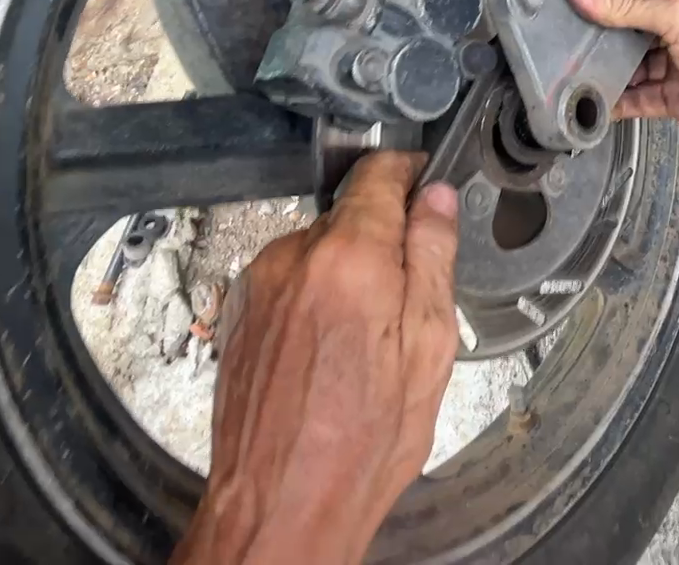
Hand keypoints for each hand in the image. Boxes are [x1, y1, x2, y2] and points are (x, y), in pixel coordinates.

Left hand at [173, 152, 458, 564]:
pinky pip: (293, 277)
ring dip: (350, 268)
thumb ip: (432, 256)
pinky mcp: (240, 310)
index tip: (427, 184)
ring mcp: (260, 283)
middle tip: (408, 294)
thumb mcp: (429, 344)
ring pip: (323, 247)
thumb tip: (437, 197)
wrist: (279, 507)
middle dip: (386, 237)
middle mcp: (294, 257)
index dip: (410, 171)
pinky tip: (330, 348)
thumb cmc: (364, 437)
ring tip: (367, 334)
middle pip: (352, 213)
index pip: (379, 173)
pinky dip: (318, 293)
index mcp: (350, 257)